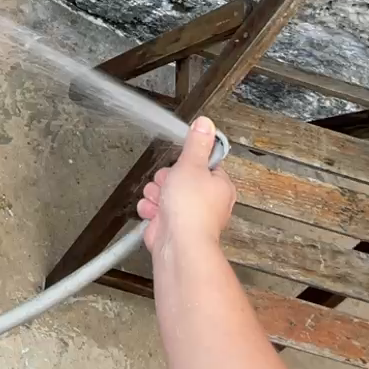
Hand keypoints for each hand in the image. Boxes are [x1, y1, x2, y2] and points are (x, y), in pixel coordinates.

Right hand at [137, 116, 235, 266]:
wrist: (178, 244)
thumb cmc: (191, 209)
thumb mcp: (192, 165)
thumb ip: (196, 144)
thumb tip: (206, 124)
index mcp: (218, 185)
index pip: (201, 162)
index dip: (186, 161)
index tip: (182, 164)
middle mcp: (206, 201)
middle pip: (177, 175)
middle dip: (166, 179)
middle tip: (170, 184)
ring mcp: (187, 214)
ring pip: (162, 191)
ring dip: (155, 194)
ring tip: (161, 200)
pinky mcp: (170, 225)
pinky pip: (153, 208)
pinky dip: (150, 209)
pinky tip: (154, 212)